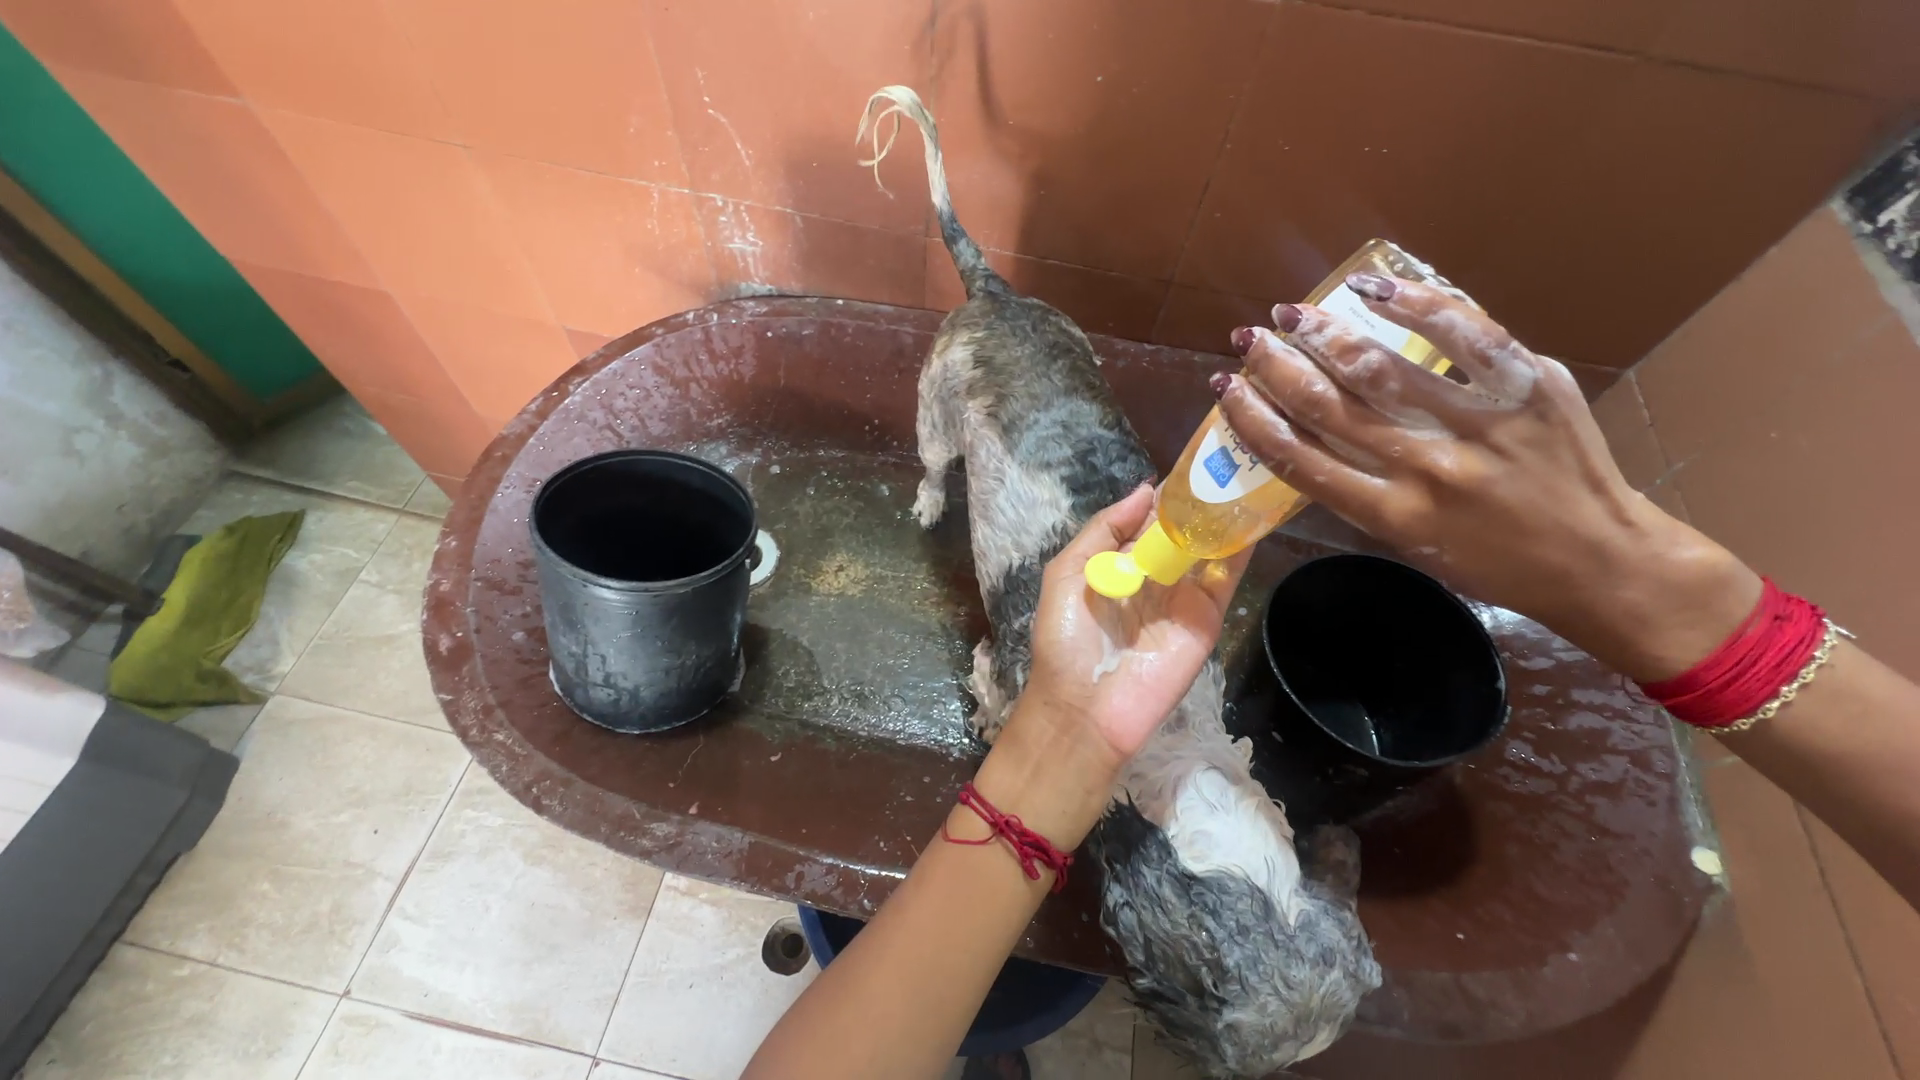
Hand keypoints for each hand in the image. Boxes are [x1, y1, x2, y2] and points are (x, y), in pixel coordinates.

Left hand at [1017, 484, 1250, 761]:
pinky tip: (1251, 516)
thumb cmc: (1066, 640)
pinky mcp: (1207, 619)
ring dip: (1223, 518)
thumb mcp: (1068, 573)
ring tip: (1243, 477)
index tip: (1191, 461)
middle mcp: (1153, 577)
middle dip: (1200, 501)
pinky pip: (1225, 578)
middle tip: (1226, 460)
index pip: (1148, 521)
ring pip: (1208, 549)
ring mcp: (1183, 597)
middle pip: (1182, 531)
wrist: (1086, 708)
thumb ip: (1102, 530)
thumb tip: (1145, 490)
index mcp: (1118, 565)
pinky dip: (1239, 549)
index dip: (1166, 495)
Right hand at [1213, 274, 1758, 682]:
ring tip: (1291, 314)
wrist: (1601, 561)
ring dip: (1324, 334)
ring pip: (1381, 368)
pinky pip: (1465, 334)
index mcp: (1389, 514)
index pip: (1299, 459)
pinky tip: (1374, 288)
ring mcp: (1479, 423)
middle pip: (1329, 406)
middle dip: (1277, 367)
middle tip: (1248, 339)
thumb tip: (1317, 437)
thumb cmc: (1493, 563)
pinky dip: (1416, 305)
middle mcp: (1425, 469)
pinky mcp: (1527, 386)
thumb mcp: (1411, 545)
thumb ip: (1362, 494)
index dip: (1252, 419)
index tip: (1227, 390)